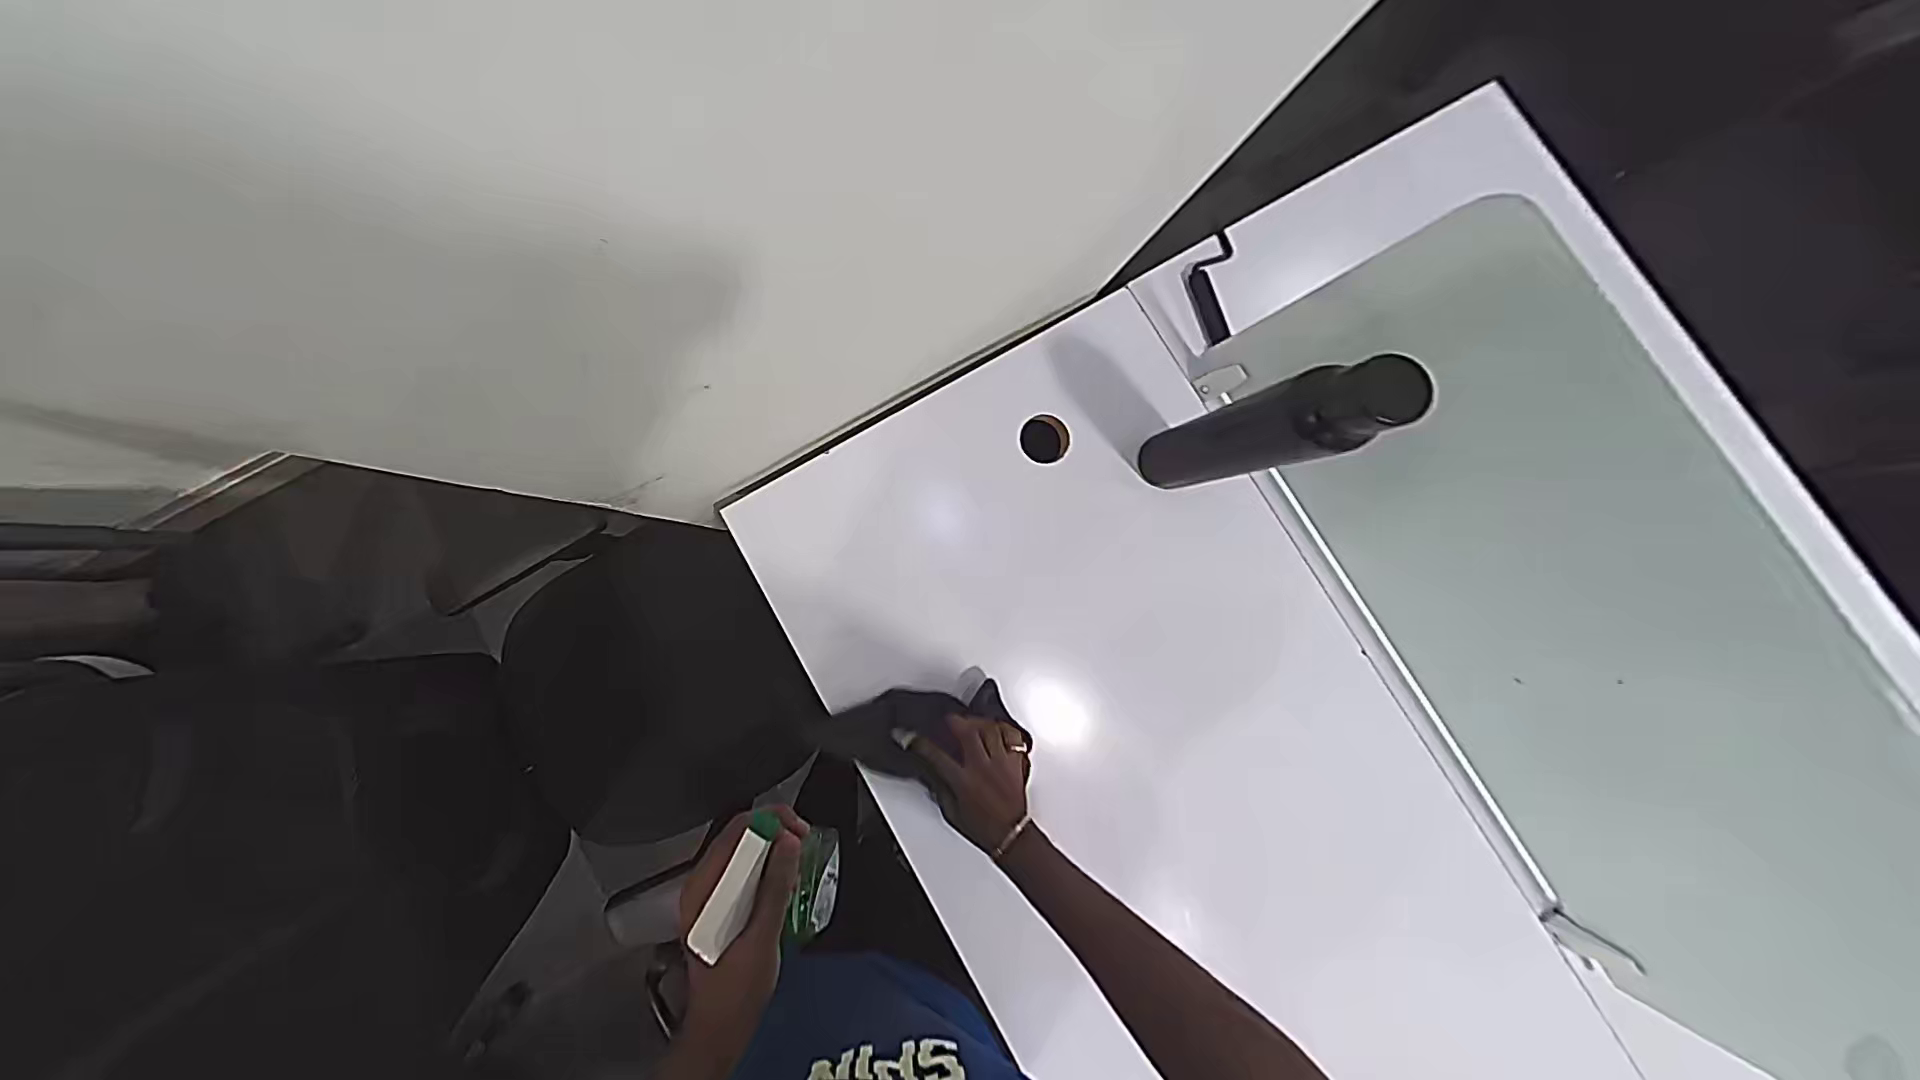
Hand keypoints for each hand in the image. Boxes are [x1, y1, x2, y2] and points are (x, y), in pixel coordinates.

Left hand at [675, 806, 808, 1050]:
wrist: (720, 1028)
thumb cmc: (736, 991)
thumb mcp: (761, 937)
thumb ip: (775, 887)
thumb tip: (789, 842)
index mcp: (703, 890)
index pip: (736, 830)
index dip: (771, 821)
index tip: (799, 830)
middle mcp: (702, 885)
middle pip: (740, 835)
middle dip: (776, 832)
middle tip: (804, 843)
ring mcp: (710, 894)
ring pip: (745, 850)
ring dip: (775, 849)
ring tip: (797, 865)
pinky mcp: (722, 904)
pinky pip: (746, 869)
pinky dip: (769, 867)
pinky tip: (785, 882)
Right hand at [911, 713, 1030, 854]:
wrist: (1011, 836)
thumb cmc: (984, 828)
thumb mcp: (952, 812)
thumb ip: (942, 788)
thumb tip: (932, 772)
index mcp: (963, 782)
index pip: (936, 755)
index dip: (920, 744)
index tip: (913, 738)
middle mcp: (982, 768)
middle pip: (968, 732)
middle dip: (955, 721)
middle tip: (949, 719)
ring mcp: (1001, 764)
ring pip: (991, 729)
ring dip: (978, 722)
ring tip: (972, 721)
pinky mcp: (1016, 763)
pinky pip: (1012, 737)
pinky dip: (1004, 730)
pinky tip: (996, 729)